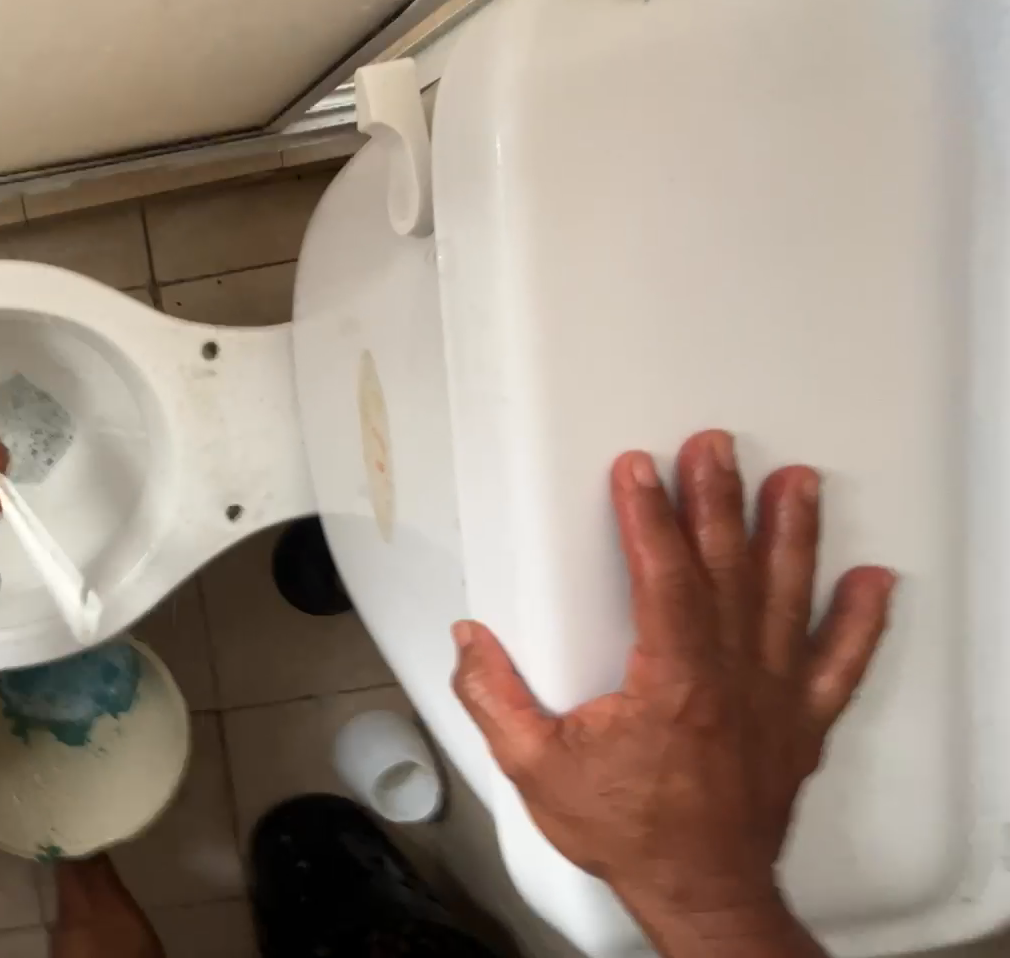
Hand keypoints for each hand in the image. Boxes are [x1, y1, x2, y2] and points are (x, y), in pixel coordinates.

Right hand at [451, 431, 893, 934]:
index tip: (641, 472)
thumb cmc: (623, 829)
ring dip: (791, 537)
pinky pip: (841, 663)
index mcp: (672, 688)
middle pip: (731, 574)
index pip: (666, 583)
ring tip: (795, 483)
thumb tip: (468, 638)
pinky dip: (861, 619)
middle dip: (720, 503)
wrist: (702, 894)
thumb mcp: (531, 764)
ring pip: (790, 602)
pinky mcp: (799, 723)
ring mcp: (775, 701)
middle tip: (716, 449)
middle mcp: (734, 685)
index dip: (652, 521)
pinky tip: (875, 580)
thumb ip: (491, 695)